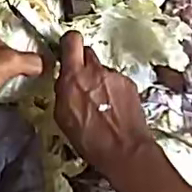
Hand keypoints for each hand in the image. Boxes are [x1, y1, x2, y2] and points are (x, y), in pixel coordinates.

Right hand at [54, 31, 158, 181]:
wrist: (125, 151)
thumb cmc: (90, 140)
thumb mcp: (63, 117)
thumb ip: (62, 91)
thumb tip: (64, 82)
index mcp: (73, 77)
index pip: (71, 40)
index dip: (69, 43)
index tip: (67, 51)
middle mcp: (95, 71)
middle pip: (87, 52)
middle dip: (83, 64)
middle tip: (82, 81)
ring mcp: (114, 76)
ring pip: (102, 69)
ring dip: (99, 80)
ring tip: (101, 103)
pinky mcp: (129, 84)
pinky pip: (116, 80)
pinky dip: (113, 90)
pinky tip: (113, 108)